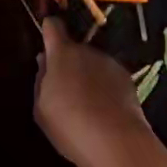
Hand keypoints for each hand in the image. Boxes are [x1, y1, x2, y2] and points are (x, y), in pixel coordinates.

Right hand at [34, 17, 150, 166]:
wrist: (114, 138)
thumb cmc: (69, 124)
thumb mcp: (41, 108)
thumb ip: (41, 79)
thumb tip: (44, 60)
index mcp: (63, 54)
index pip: (53, 27)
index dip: (49, 29)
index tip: (46, 36)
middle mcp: (87, 51)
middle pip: (74, 49)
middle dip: (68, 63)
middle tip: (63, 89)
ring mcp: (109, 61)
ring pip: (92, 63)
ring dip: (87, 75)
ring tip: (84, 104)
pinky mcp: (126, 76)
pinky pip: (108, 75)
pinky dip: (103, 85)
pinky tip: (102, 108)